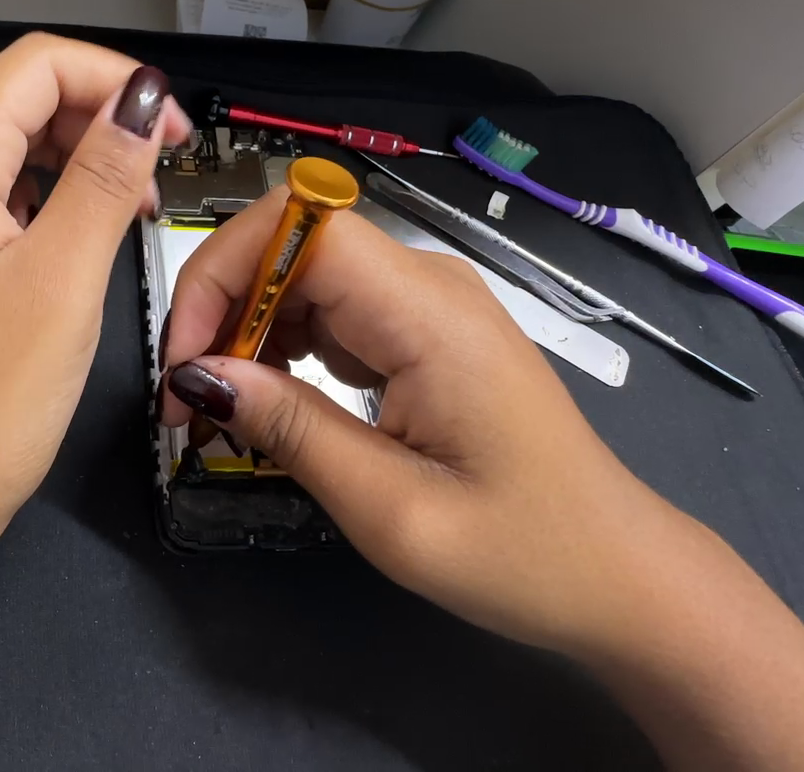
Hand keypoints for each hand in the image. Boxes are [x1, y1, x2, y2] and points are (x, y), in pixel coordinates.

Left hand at [0, 33, 190, 554]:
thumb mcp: (60, 283)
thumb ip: (103, 180)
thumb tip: (141, 98)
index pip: (35, 66)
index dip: (112, 77)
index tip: (171, 128)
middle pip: (27, 101)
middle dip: (104, 115)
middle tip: (166, 166)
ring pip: (23, 151)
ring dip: (88, 159)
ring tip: (140, 206)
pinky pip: (13, 202)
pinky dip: (63, 202)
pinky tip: (97, 234)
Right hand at [159, 191, 695, 654]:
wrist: (619, 575)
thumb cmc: (523, 553)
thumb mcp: (391, 511)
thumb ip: (290, 429)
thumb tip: (196, 374)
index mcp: (428, 313)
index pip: (298, 228)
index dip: (223, 272)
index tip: (184, 358)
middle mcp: (423, 285)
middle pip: (289, 245)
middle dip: (219, 307)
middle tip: (186, 395)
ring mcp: (420, 303)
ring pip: (296, 276)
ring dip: (241, 330)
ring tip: (217, 405)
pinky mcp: (413, 329)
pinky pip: (321, 310)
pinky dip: (276, 346)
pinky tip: (265, 398)